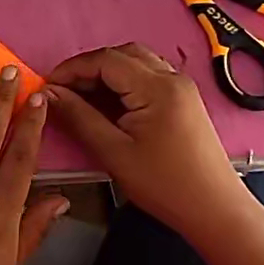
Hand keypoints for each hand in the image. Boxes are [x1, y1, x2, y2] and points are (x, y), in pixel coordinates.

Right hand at [45, 44, 263, 264]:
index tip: (48, 86)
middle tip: (63, 91)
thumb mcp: (114, 152)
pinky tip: (108, 104)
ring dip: (106, 73)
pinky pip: (147, 76)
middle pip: (121, 54)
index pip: (106, 60)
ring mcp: (181, 87)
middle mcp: (171, 77)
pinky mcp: (183, 99)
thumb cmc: (165, 185)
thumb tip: (51, 94)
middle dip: (88, 68)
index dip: (72, 68)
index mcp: (157, 87)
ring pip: (135, 62)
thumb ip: (79, 117)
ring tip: (82, 97)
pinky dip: (123, 82)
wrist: (215, 210)